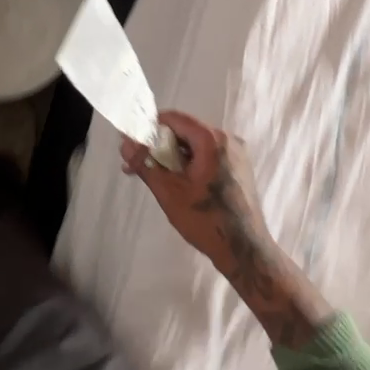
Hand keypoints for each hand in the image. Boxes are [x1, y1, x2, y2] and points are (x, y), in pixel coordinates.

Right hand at [118, 111, 269, 272]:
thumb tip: (125, 144)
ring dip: (172, 156)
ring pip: (195, 145)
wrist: (244, 250)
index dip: (149, 128)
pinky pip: (207, 156)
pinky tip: (175, 182)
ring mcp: (236, 154)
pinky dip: (189, 164)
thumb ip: (145, 163)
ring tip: (152, 176)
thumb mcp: (169, 191)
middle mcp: (228, 139)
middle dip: (159, 145)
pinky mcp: (238, 168)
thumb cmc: (206, 220)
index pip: (174, 118)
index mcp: (213, 139)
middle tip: (137, 164)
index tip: (132, 144)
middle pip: (185, 131)